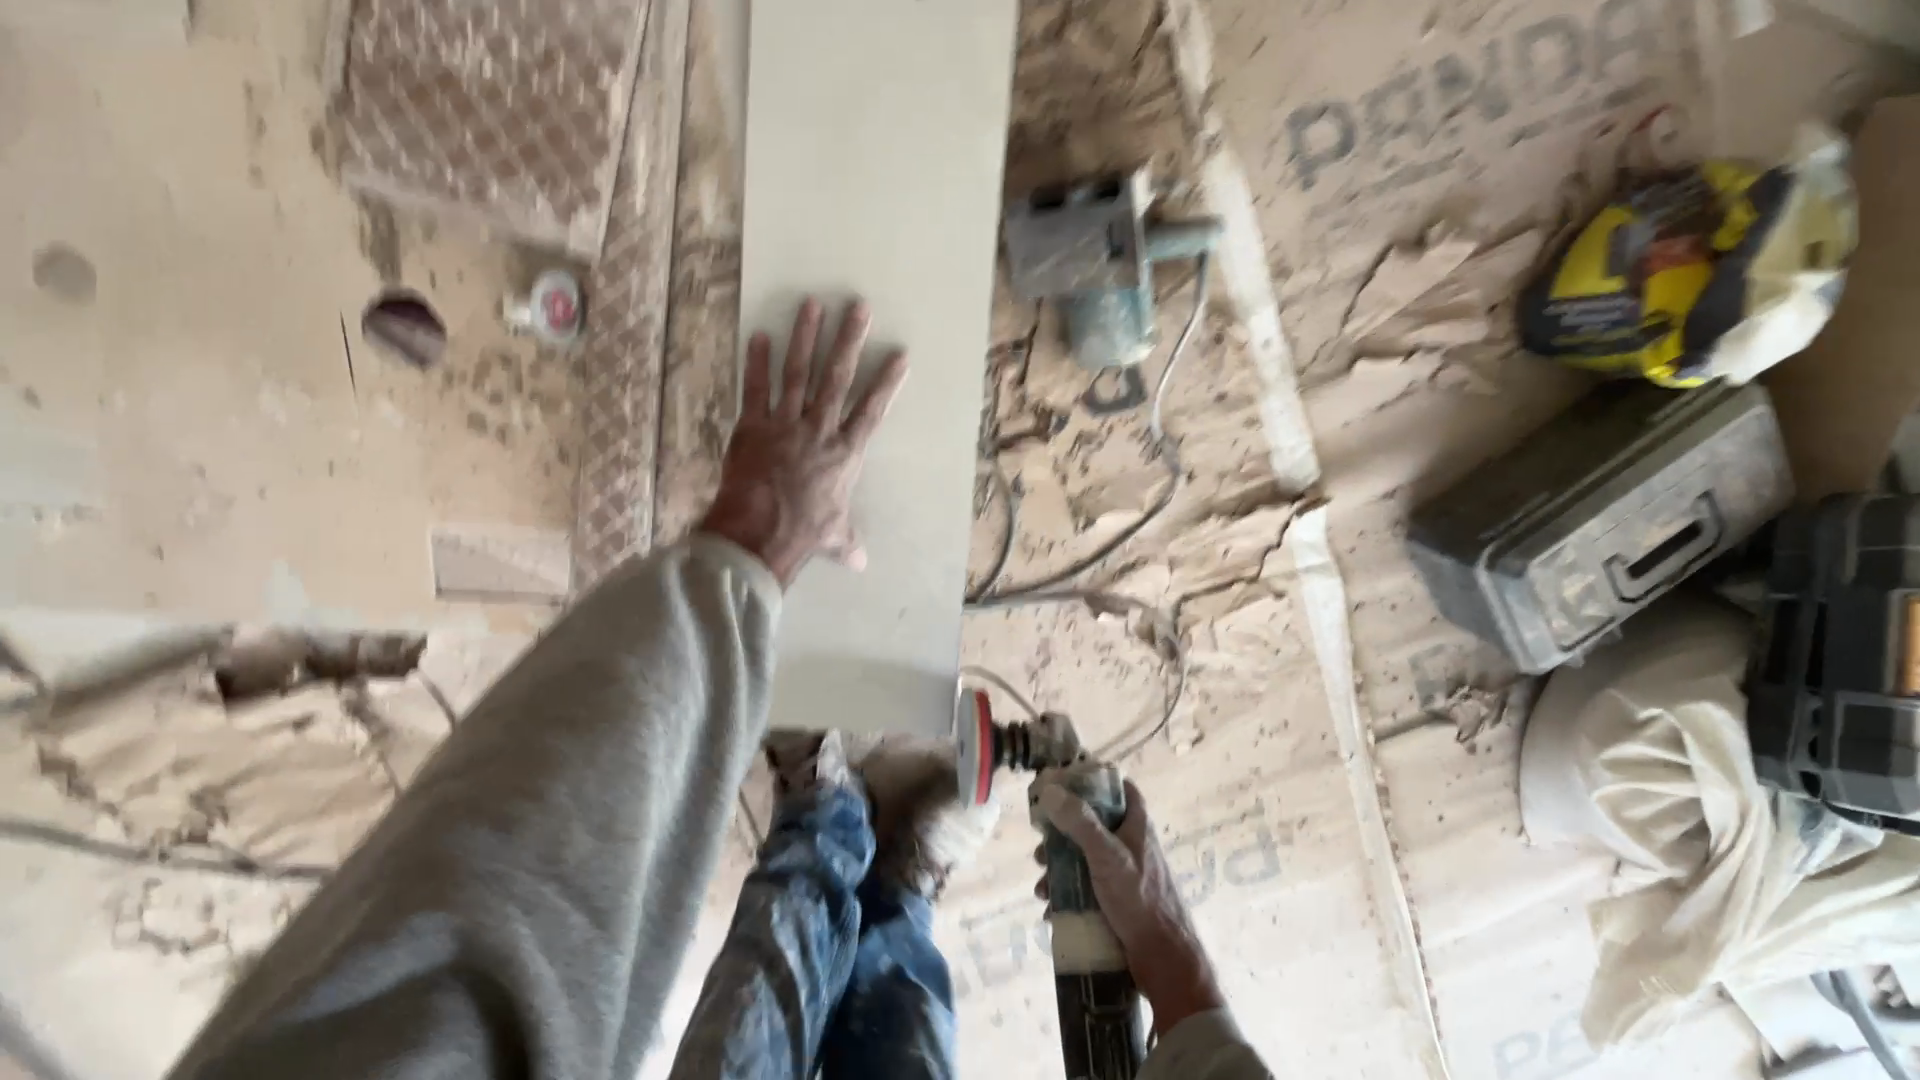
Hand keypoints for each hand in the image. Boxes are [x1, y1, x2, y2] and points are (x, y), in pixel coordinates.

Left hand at [701, 298, 908, 587]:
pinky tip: (759, 335)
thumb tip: (860, 563)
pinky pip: (755, 390)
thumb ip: (848, 542)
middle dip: (848, 340)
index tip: (899, 354)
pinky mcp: (752, 427)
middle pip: (837, 378)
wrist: (760, 534)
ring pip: (798, 374)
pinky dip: (756, 363)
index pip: (871, 411)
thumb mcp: (834, 537)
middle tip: (856, 306)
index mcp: (844, 454)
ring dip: (805, 338)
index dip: (886, 382)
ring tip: (811, 305)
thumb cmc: (803, 535)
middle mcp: (819, 430)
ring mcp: (785, 425)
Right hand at [1036, 773, 1226, 1035]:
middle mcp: (1131, 844)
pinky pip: (1086, 889)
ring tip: (1042, 888)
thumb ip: (1080, 822)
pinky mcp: (1118, 901)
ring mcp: (1124, 874)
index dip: (1095, 781)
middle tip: (1041, 850)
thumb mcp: (1107, 855)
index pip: (1121, 788)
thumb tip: (1050, 790)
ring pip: (1084, 860)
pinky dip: (1067, 895)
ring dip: (1059, 871)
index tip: (1064, 785)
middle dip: (1061, 837)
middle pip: (1092, 826)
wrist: (1164, 958)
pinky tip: (1051, 909)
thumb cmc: (1140, 898)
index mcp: (1136, 825)